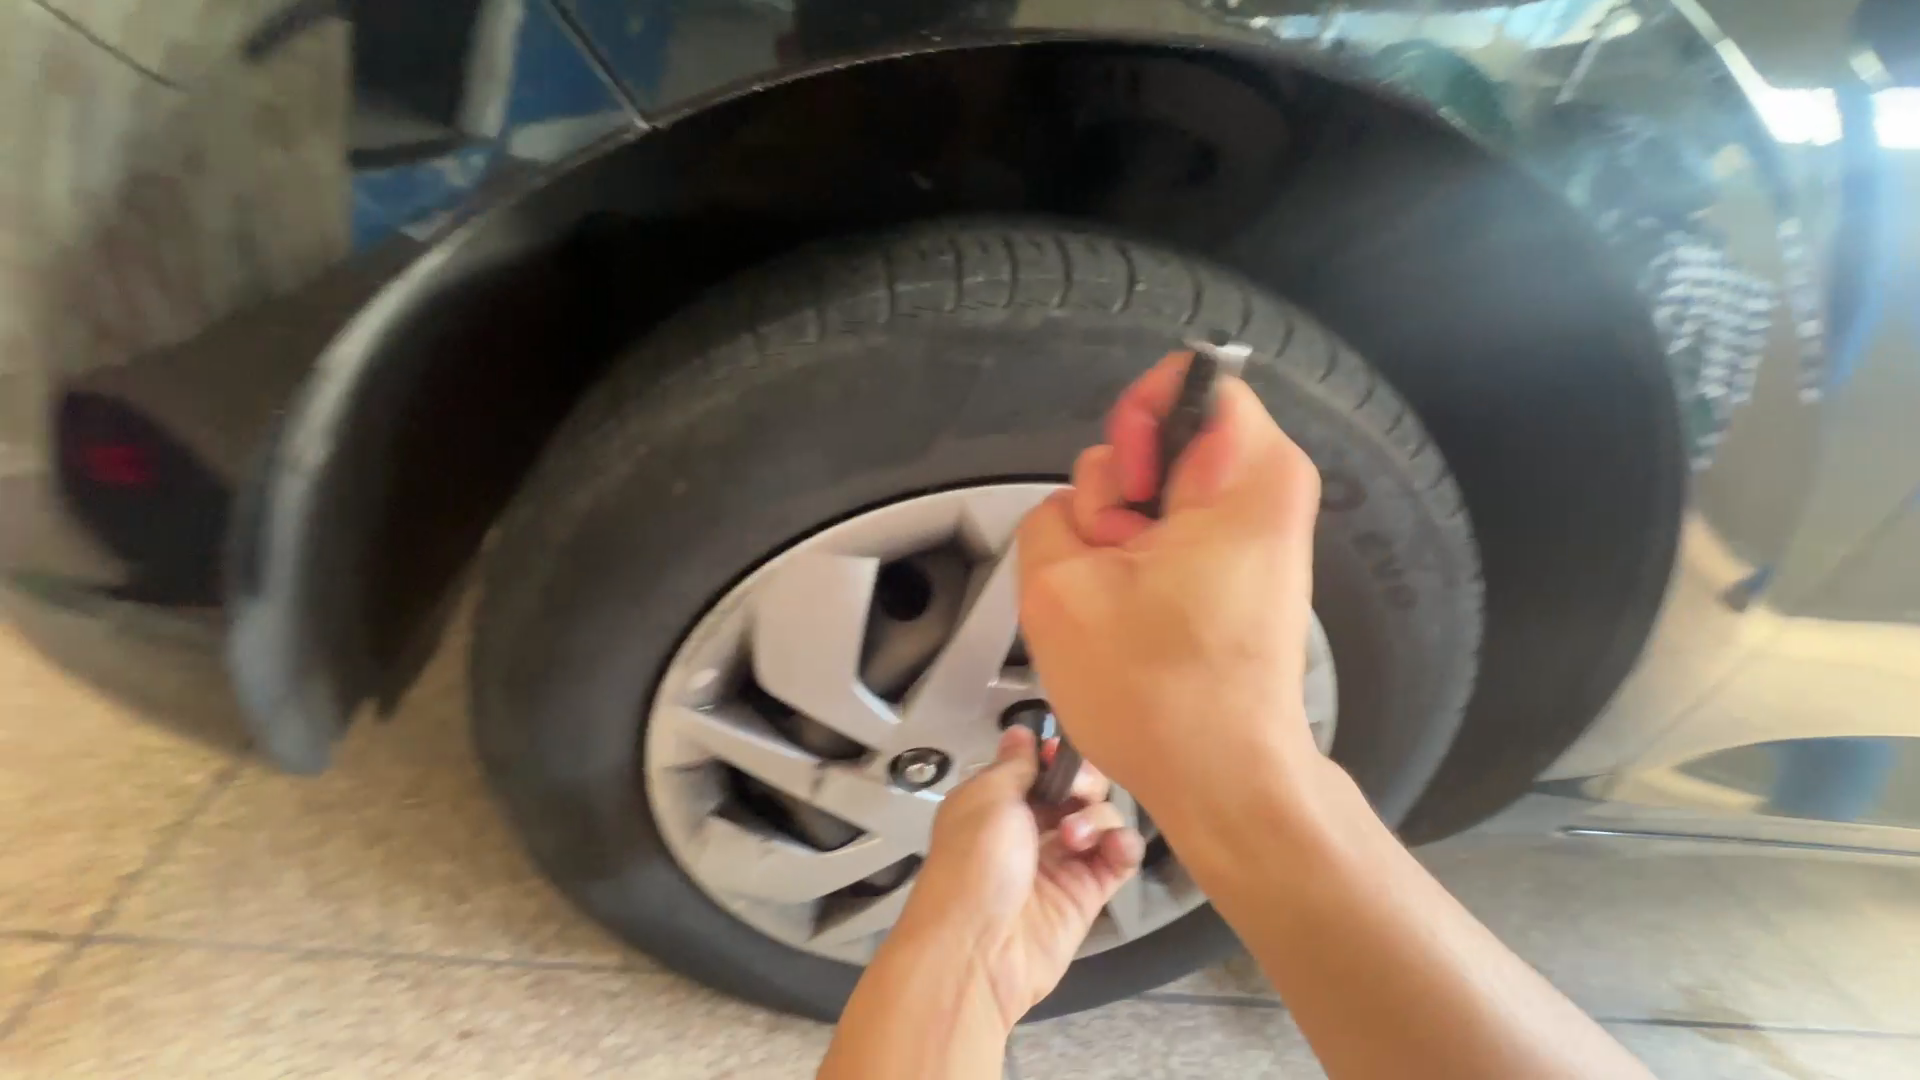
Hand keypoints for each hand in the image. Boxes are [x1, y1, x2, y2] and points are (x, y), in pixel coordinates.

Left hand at [891, 725, 1144, 1029]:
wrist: (977, 949)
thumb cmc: (973, 861)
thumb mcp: (987, 798)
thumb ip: (1016, 764)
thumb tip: (1020, 731)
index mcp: (998, 800)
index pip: (1040, 765)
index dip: (1054, 755)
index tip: (1058, 753)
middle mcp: (1031, 826)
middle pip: (1076, 788)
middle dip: (1083, 781)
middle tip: (1077, 792)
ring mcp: (1062, 859)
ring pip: (1100, 818)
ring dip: (1096, 817)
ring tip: (1074, 839)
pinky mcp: (1088, 892)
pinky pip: (1119, 856)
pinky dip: (1123, 844)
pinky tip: (1114, 847)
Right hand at [1015, 351, 1327, 826]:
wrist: (1221, 778)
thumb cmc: (1160, 696)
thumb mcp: (1059, 587)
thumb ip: (1052, 514)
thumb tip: (1082, 512)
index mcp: (1247, 477)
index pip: (1191, 380)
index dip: (1133, 422)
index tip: (1124, 488)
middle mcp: (1265, 494)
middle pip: (1163, 439)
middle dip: (1116, 496)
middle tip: (1114, 562)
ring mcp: (1253, 534)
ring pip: (1155, 492)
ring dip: (1117, 538)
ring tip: (1122, 600)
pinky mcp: (1236, 568)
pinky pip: (1168, 530)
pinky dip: (1136, 563)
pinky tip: (1133, 614)